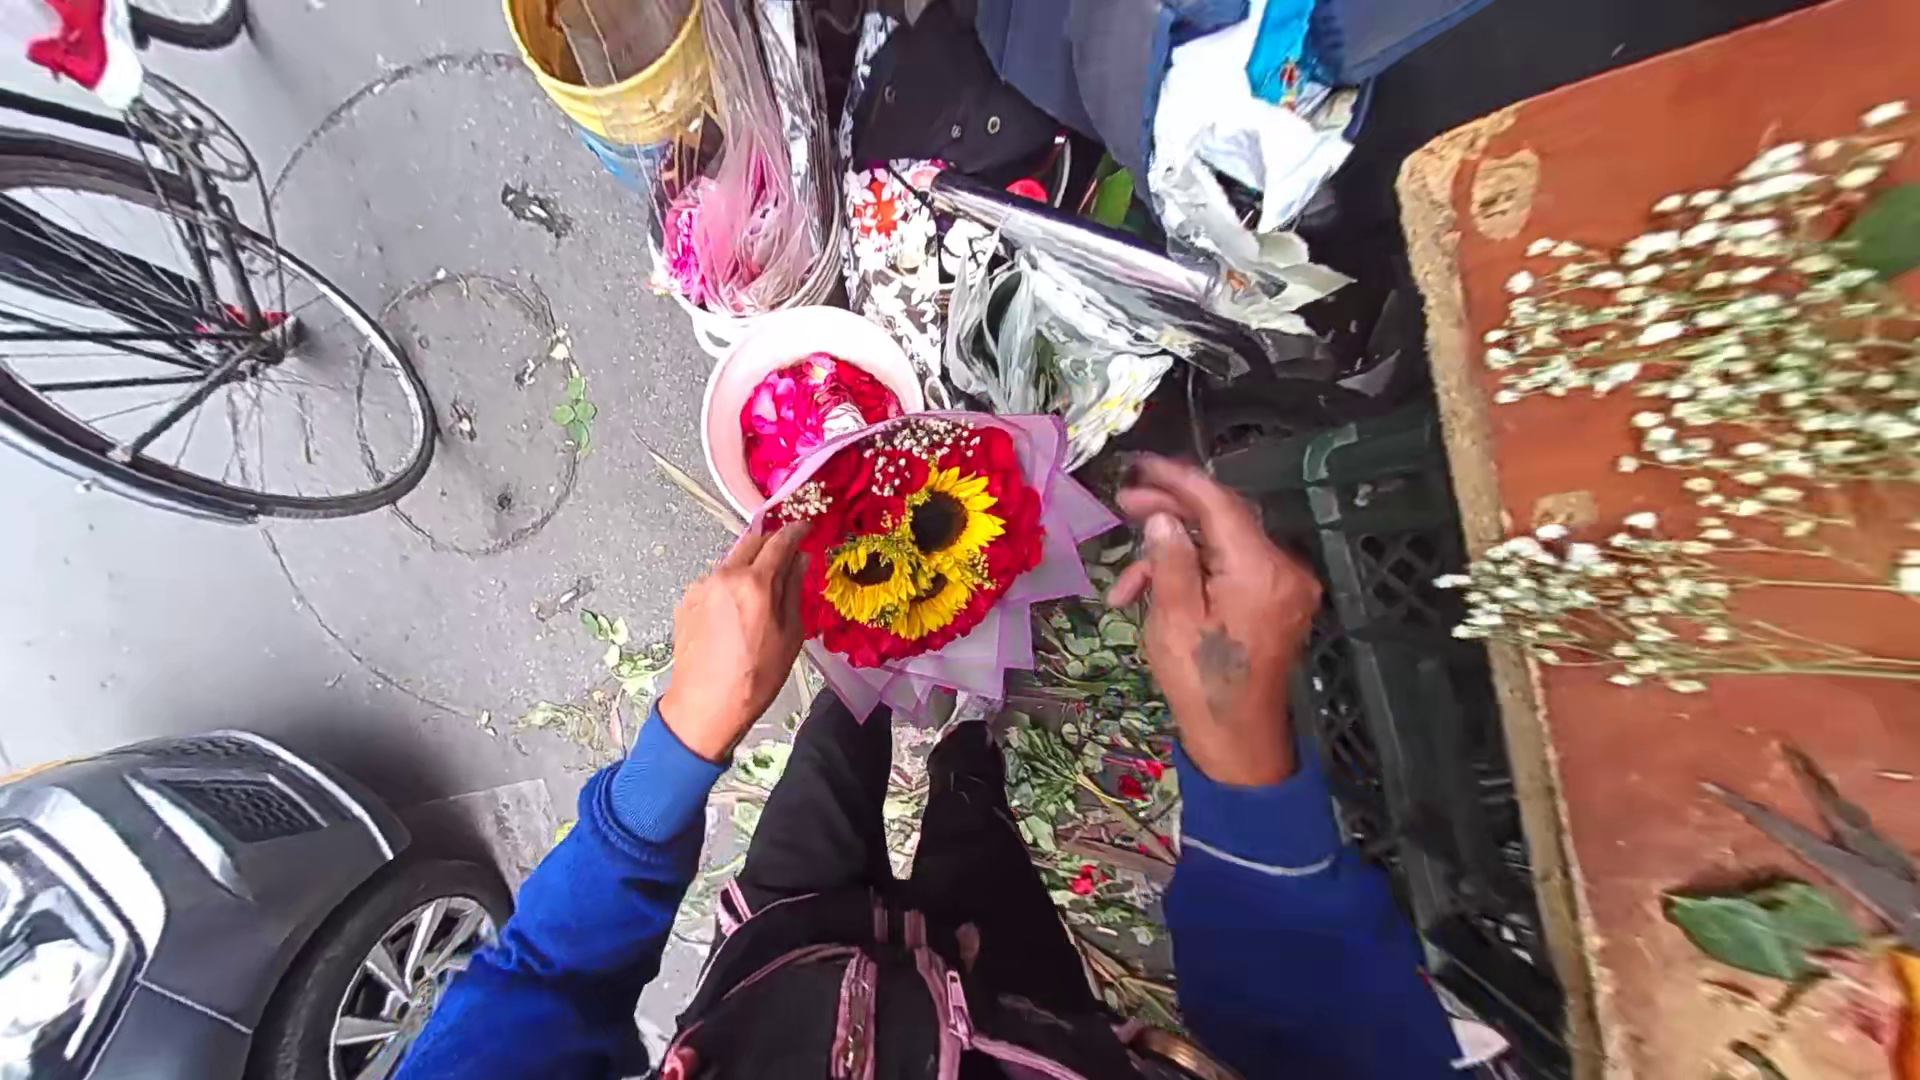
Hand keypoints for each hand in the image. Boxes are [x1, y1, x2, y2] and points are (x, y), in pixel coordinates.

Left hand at [657, 523, 807, 762]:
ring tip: (762, 591)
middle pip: (751, 542)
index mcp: (754, 583)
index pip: (779, 542)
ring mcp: (701, 587)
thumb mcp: (790, 633)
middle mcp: (724, 575)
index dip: (795, 531)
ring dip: (750, 565)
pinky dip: (731, 584)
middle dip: (771, 543)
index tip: (806, 526)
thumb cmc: (757, 675)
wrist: (705, 706)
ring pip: (732, 562)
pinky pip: (716, 581)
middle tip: (787, 554)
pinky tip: (737, 610)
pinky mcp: (686, 602)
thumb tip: (800, 560)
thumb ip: (793, 589)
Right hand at [1108, 456, 1320, 786]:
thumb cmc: (1201, 682)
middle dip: (1170, 512)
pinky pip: (1229, 568)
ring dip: (1172, 554)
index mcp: (1260, 571)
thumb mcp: (1173, 619)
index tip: (1141, 464)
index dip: (1177, 478)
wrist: (1237, 740)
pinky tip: (1151, 596)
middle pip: (1222, 519)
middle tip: (1124, 505)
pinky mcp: (1274, 599)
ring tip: (1125, 583)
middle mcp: (1282, 569)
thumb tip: (1162, 518)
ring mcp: (1282, 584)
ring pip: (1220, 545)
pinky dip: (1192, 574)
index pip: (1219, 503)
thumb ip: (1169, 560)